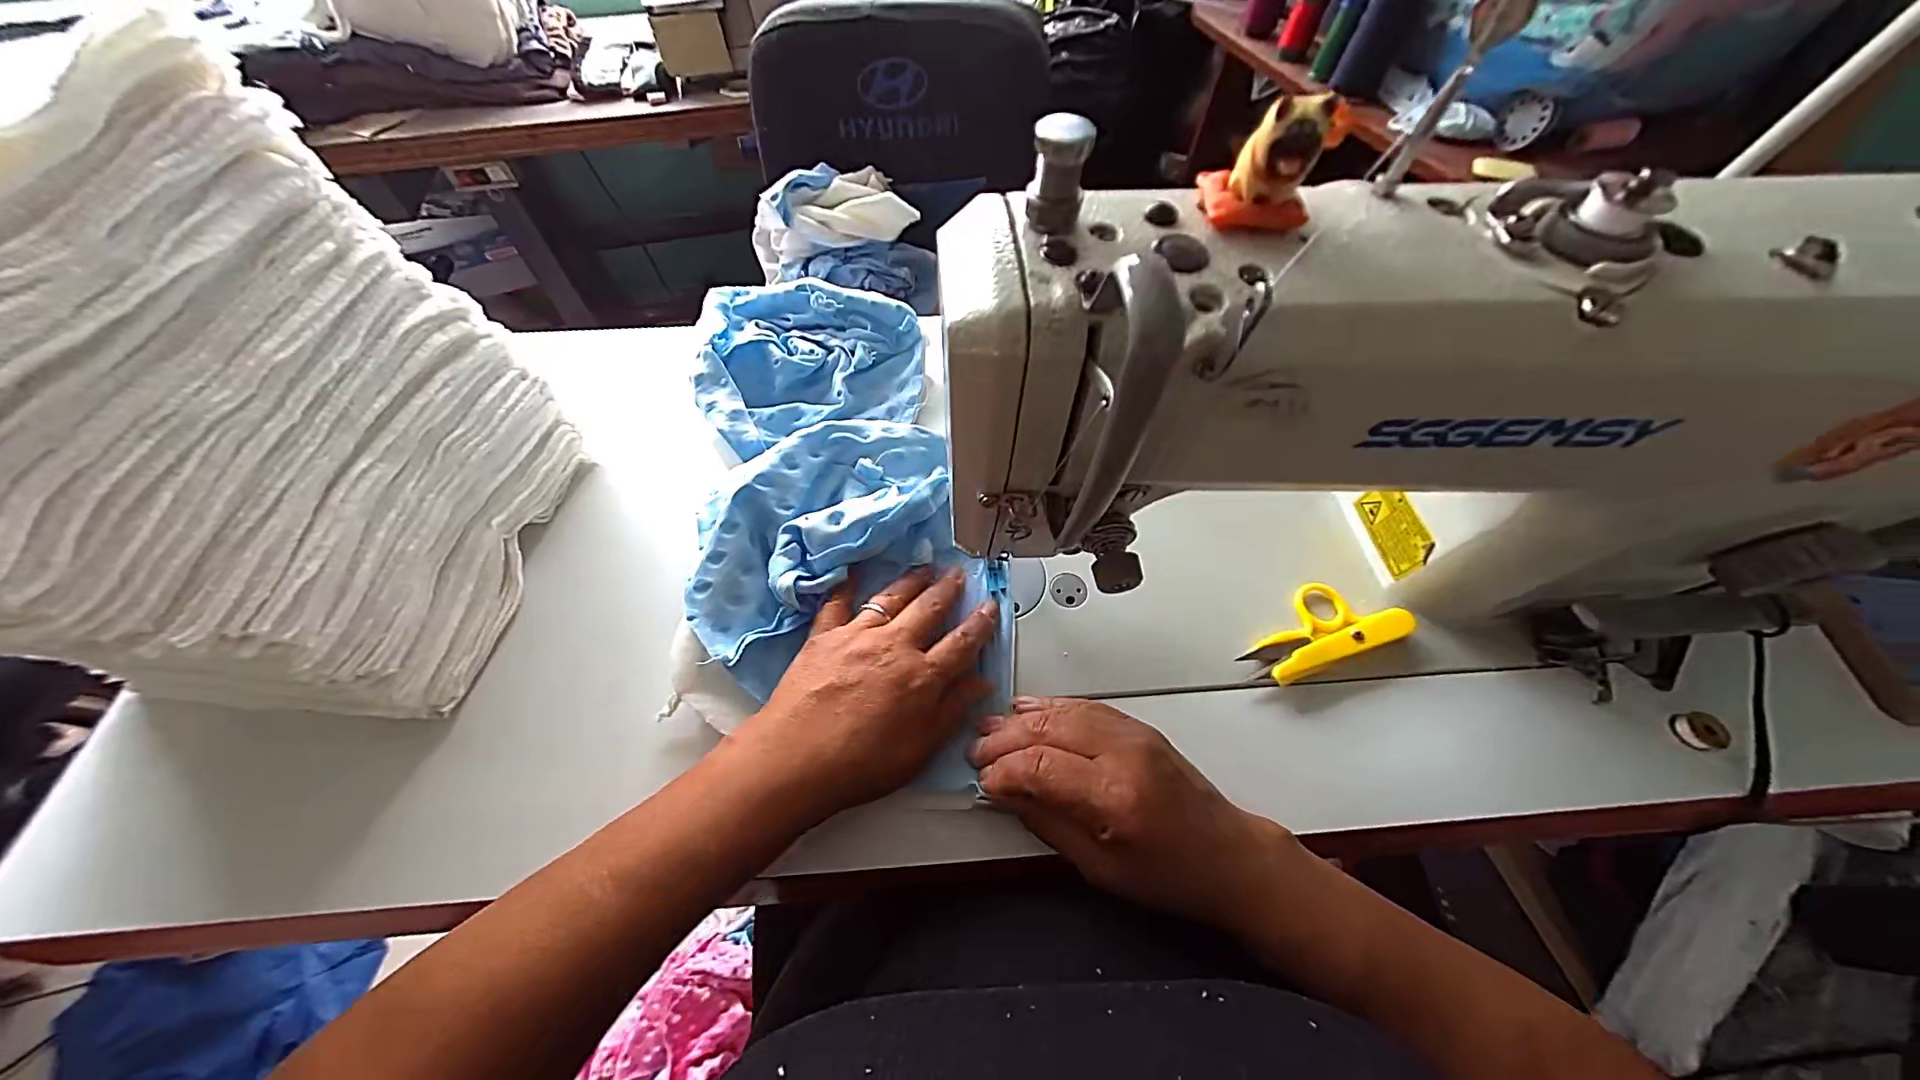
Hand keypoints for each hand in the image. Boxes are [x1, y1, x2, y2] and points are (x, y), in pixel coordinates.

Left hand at [731, 566, 998, 823]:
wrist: (795, 760)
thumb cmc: (860, 764)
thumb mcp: (920, 749)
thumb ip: (952, 710)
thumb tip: (981, 683)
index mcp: (923, 676)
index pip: (962, 642)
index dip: (980, 623)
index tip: (989, 606)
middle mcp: (894, 647)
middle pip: (929, 608)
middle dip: (948, 588)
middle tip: (958, 573)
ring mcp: (857, 636)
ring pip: (892, 598)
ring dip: (911, 580)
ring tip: (924, 568)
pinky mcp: (824, 636)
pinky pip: (838, 602)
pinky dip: (847, 584)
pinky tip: (853, 573)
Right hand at [971, 697, 1298, 930]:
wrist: (1229, 856)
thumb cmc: (1172, 874)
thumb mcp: (1100, 866)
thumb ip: (1047, 823)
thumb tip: (1007, 795)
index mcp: (1115, 795)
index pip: (1040, 765)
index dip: (1003, 771)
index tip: (984, 782)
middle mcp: (1125, 754)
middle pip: (1048, 729)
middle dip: (1004, 738)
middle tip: (978, 752)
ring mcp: (1134, 735)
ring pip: (1064, 711)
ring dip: (1022, 717)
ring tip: (990, 726)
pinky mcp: (1139, 727)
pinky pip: (1085, 706)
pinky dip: (1051, 707)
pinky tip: (1029, 711)